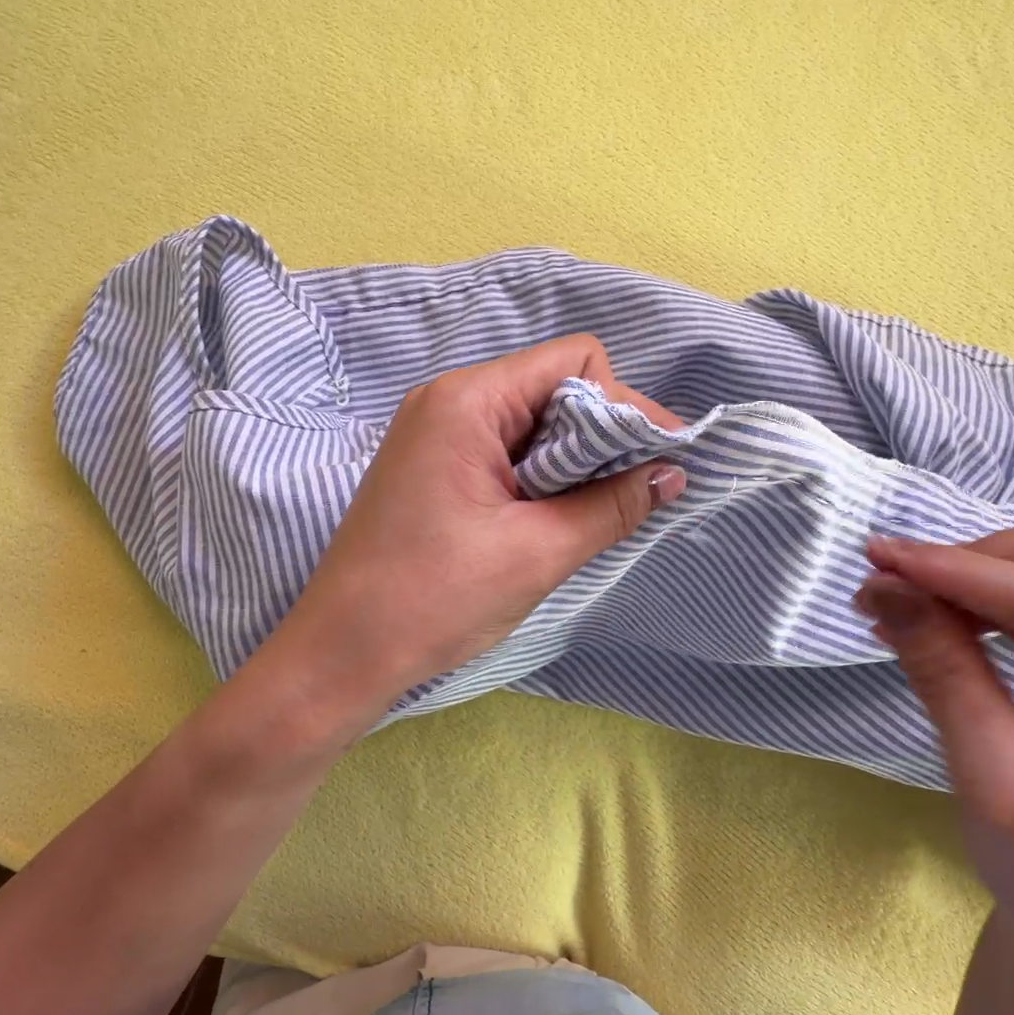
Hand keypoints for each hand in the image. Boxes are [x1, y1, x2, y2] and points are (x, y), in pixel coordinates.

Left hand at [277, 333, 686, 697]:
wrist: (341, 652)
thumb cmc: (433, 599)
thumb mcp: (537, 552)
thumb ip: (612, 506)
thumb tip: (673, 473)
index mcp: (468, 400)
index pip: (575, 362)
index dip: (624, 407)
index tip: (657, 462)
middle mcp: (448, 400)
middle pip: (554, 387)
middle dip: (601, 437)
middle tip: (629, 495)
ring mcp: (434, 432)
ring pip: (532, 423)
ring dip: (571, 463)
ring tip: (590, 515)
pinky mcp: (431, 467)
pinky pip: (504, 451)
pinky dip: (539, 478)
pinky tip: (551, 520)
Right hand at [854, 509, 1013, 1014]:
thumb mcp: (995, 785)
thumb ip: (943, 671)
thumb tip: (883, 583)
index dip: (967, 573)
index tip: (879, 559)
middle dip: (993, 558)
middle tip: (903, 584)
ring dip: (996, 569)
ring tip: (914, 599)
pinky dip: (1006, 594)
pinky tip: (950, 614)